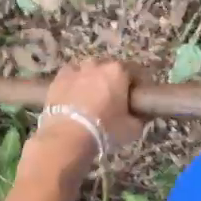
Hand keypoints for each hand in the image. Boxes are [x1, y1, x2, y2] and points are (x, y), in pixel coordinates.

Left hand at [24, 60, 144, 171]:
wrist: (67, 136)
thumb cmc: (105, 129)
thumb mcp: (132, 129)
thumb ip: (140, 118)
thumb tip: (142, 115)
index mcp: (118, 72)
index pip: (136, 71)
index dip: (139, 84)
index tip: (138, 97)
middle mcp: (97, 65)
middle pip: (110, 69)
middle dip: (113, 81)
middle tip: (114, 99)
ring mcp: (76, 70)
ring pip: (89, 70)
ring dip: (92, 80)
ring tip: (92, 98)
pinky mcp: (58, 79)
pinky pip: (70, 76)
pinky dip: (74, 83)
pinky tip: (74, 96)